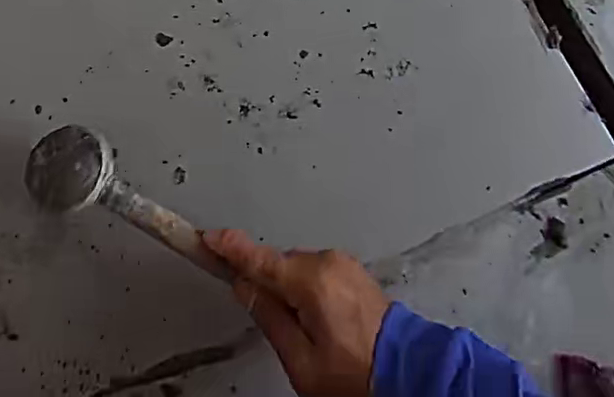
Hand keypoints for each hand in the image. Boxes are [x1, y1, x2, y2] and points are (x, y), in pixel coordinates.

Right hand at [203, 229, 390, 396]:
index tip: (208, 237)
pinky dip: (308, 288)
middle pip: (280, 266)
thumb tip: (245, 287)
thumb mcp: (301, 361)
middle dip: (270, 288)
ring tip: (311, 334)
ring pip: (298, 270)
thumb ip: (269, 317)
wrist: (405, 369)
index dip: (230, 248)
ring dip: (291, 291)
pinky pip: (317, 271)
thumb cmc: (356, 374)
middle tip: (281, 330)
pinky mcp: (351, 269)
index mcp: (313, 280)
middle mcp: (329, 261)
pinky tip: (321, 321)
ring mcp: (343, 262)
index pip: (261, 260)